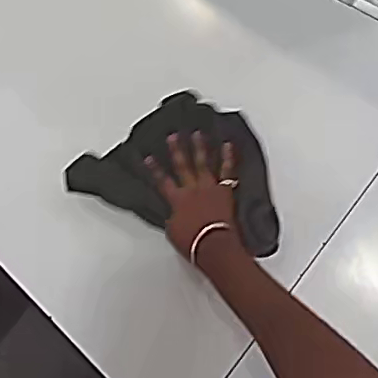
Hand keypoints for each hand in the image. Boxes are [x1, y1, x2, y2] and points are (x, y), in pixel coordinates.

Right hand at [144, 131, 237, 260]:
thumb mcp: (173, 232)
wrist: (213, 244)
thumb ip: (173, 219)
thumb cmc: (193, 242)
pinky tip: (228, 145)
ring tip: (197, 133)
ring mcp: (209, 187)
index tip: (149, 157)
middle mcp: (192, 189)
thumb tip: (175, 216)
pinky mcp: (225, 190)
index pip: (162, 181)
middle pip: (182, 166)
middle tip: (173, 135)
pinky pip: (227, 171)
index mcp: (177, 200)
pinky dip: (228, 157)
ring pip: (203, 163)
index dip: (155, 169)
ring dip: (200, 147)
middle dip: (176, 150)